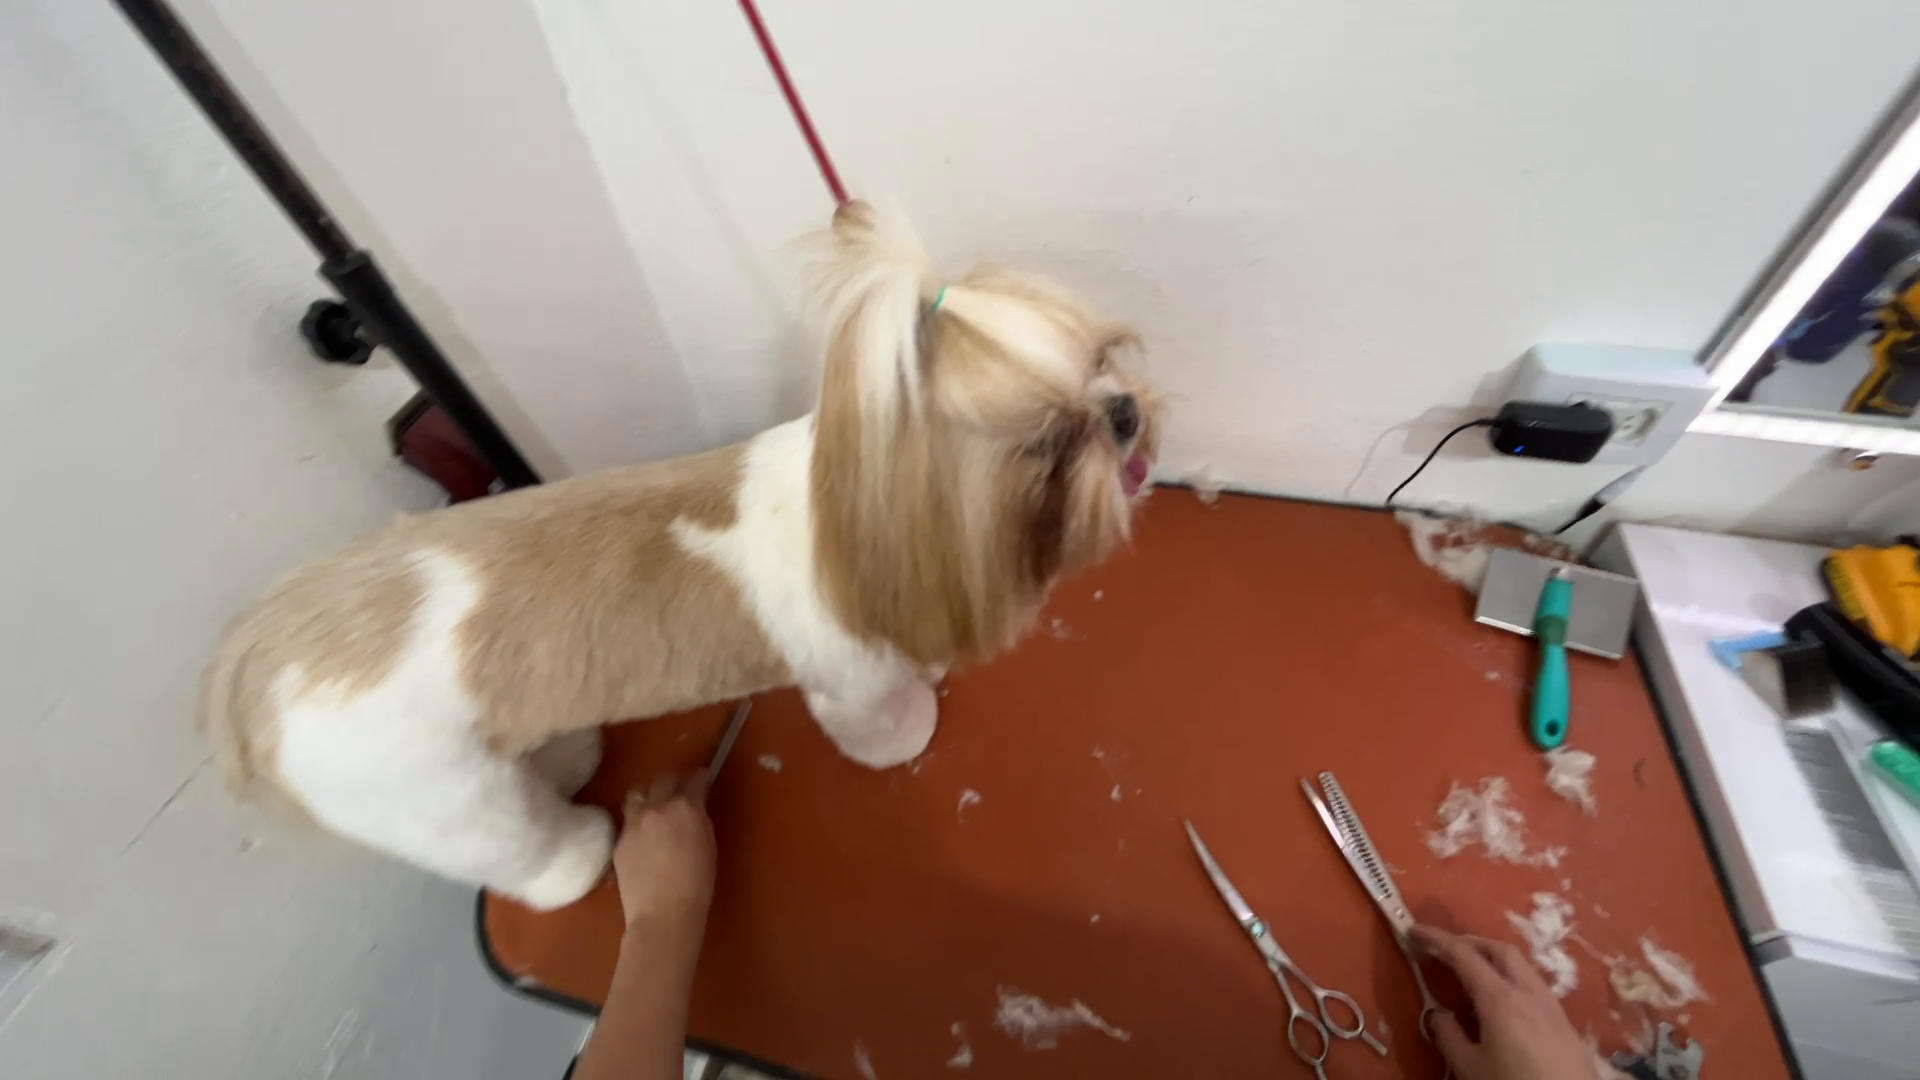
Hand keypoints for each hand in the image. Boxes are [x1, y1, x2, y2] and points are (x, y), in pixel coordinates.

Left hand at [612, 772, 715, 932]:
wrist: (663, 913)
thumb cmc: (698, 882)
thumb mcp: (708, 842)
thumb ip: (699, 818)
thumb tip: (694, 809)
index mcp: (687, 807)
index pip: (695, 780)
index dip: (701, 778)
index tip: (703, 780)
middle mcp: (658, 807)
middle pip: (664, 780)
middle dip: (674, 783)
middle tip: (680, 793)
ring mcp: (634, 823)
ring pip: (638, 794)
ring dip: (649, 797)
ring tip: (654, 810)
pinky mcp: (619, 841)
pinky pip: (628, 822)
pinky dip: (638, 823)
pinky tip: (643, 840)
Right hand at [1412, 925, 1592, 1079]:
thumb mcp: (1470, 1068)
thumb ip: (1448, 1035)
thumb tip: (1438, 1014)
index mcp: (1500, 998)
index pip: (1462, 953)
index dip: (1435, 938)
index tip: (1412, 930)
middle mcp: (1529, 995)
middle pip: (1499, 949)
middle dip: (1468, 942)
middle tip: (1444, 951)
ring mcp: (1554, 1011)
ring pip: (1522, 967)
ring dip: (1493, 960)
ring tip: (1473, 976)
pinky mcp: (1569, 1030)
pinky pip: (1536, 988)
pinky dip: (1512, 980)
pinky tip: (1504, 1005)